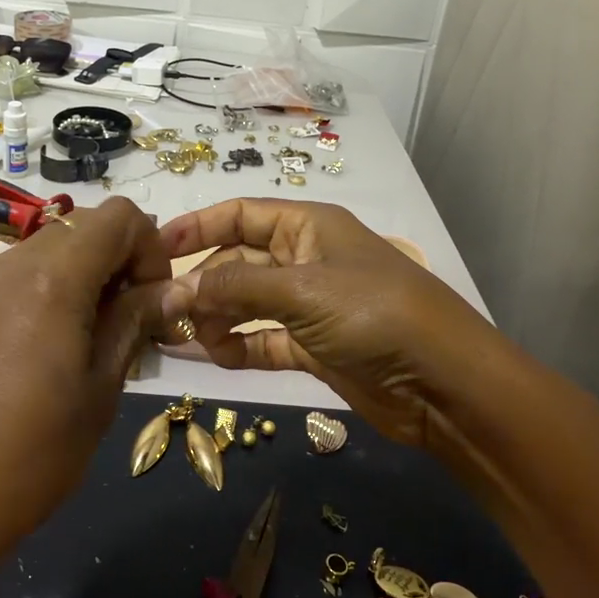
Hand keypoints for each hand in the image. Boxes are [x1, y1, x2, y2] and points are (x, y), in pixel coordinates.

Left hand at [0, 197, 171, 555]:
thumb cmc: (34, 452)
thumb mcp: (101, 387)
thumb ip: (136, 322)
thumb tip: (174, 290)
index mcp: (52, 277)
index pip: (120, 216)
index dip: (151, 249)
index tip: (157, 302)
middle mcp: (15, 263)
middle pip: (87, 226)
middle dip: (123, 260)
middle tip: (136, 321)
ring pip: (58, 247)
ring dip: (93, 274)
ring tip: (102, 337)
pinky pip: (28, 272)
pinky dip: (60, 288)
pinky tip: (64, 345)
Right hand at [160, 199, 495, 448]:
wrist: (444, 383)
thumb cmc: (375, 315)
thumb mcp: (302, 290)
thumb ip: (235, 288)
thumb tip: (176, 291)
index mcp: (308, 225)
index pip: (240, 214)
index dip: (196, 227)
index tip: (154, 252)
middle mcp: (305, 258)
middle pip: (238, 260)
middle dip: (203, 282)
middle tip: (164, 310)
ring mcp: (310, 305)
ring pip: (246, 303)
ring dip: (216, 318)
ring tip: (191, 340)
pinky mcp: (315, 347)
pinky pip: (263, 339)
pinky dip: (238, 347)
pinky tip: (217, 359)